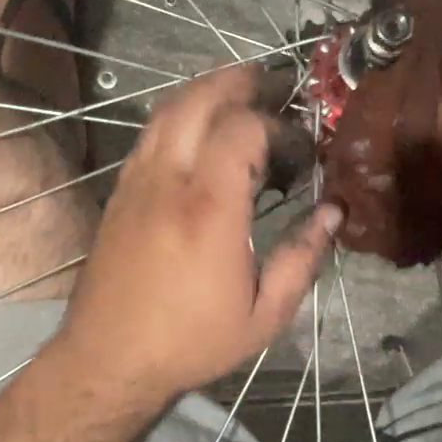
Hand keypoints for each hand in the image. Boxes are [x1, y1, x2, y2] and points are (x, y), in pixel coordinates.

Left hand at [45, 66, 339, 410]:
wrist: (108, 360)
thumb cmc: (190, 344)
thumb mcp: (264, 316)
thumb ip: (302, 259)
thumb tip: (333, 212)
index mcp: (210, 207)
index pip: (246, 127)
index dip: (281, 126)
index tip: (302, 151)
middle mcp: (168, 180)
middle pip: (200, 98)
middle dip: (241, 81)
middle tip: (276, 86)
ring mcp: (136, 182)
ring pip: (167, 110)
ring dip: (206, 92)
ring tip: (241, 98)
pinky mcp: (118, 195)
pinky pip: (149, 136)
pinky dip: (178, 119)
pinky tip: (198, 137)